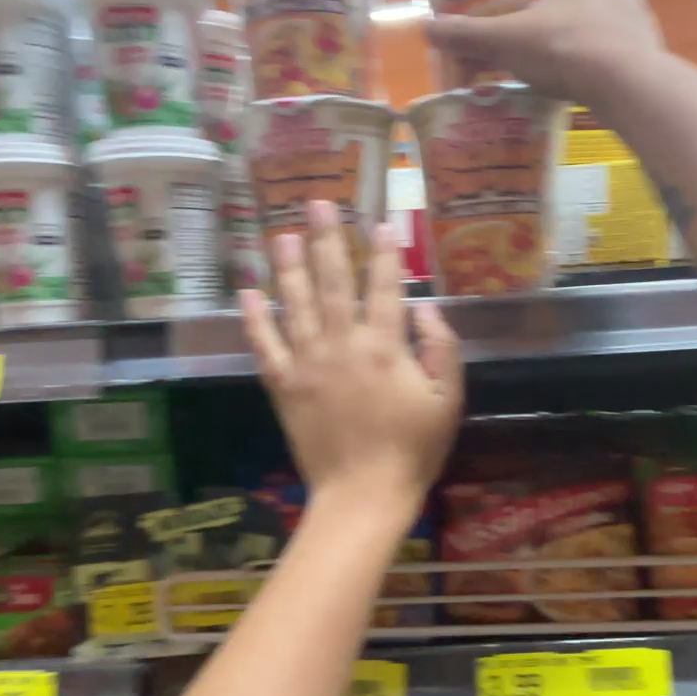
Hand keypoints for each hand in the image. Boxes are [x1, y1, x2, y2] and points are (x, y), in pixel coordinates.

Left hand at [240, 201, 463, 508]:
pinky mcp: (284, 386)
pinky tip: (248, 292)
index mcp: (385, 347)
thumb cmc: (413, 450)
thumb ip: (441, 350)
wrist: (363, 494)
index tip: (379, 221)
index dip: (384, 252)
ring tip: (282, 234)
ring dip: (289, 266)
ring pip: (296, 303)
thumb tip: (425, 306)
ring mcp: (308, 363)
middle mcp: (343, 344)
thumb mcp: (448, 402)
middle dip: (326, 239)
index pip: (385, 287)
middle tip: (316, 202)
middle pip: (333, 282)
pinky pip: (265, 345)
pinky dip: (255, 318)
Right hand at [425, 0, 663, 106]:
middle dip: (554, 34)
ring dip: (577, 52)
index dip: (530, 12)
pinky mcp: (649, 44)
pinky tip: (585, 90)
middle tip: (535, 65)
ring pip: (595, 31)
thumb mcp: (506, 42)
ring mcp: (638, 11)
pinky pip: (615, 54)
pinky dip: (599, 70)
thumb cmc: (562, 49)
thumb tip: (426, 28)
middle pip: (571, 8)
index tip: (519, 40)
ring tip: (559, 80)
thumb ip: (469, 36)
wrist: (623, 82)